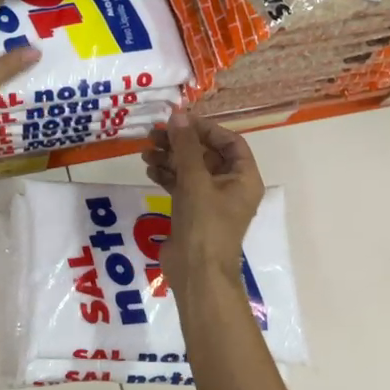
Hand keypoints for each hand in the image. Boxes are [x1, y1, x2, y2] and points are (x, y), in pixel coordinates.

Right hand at [142, 107, 264, 293]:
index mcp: (243, 178)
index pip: (230, 142)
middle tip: (154, 134)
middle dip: (181, 143)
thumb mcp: (195, 181)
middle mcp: (231, 186)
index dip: (206, 129)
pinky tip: (149, 170)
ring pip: (191, 169)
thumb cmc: (204, 224)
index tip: (180, 122)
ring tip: (146, 152)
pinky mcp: (193, 212)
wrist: (196, 273)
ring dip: (170, 158)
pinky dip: (167, 175)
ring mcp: (211, 200)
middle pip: (207, 154)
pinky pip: (181, 185)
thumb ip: (186, 147)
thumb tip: (177, 116)